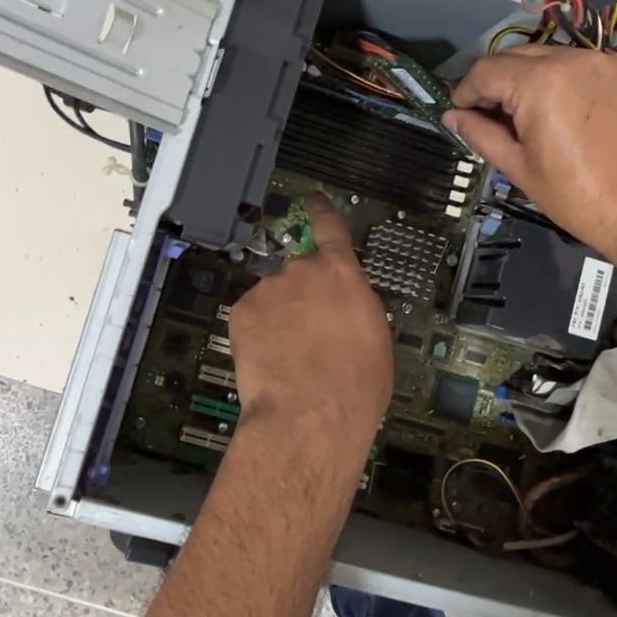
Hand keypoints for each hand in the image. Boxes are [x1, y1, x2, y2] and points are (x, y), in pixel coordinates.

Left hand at [229, 196, 391, 468]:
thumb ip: (356, 307)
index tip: (313, 200)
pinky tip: (269, 358)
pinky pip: (252, 315)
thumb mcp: (375, 339)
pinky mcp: (241, 312)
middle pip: (301, 274)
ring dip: (279, 315)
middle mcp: (303, 271)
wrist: (311, 416)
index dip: (322, 211)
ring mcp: (268, 289)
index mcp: (343, 274)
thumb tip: (344, 307)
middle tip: (310, 333)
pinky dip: (257, 331)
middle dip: (303, 295)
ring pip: (274, 297)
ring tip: (289, 354)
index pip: (331, 228)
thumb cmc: (358, 385)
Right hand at [443, 46, 616, 258]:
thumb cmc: (578, 198)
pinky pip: (580, 66)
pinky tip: (561, 114)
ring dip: (527, 79)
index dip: (465, 92)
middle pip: (515, 56)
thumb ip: (481, 135)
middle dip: (494, 82)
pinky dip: (560, 81)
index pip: (485, 71)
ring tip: (525, 118)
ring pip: (548, 57)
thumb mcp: (519, 168)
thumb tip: (452, 117)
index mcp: (540, 84)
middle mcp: (572, 60)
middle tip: (488, 118)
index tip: (459, 113)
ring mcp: (604, 62)